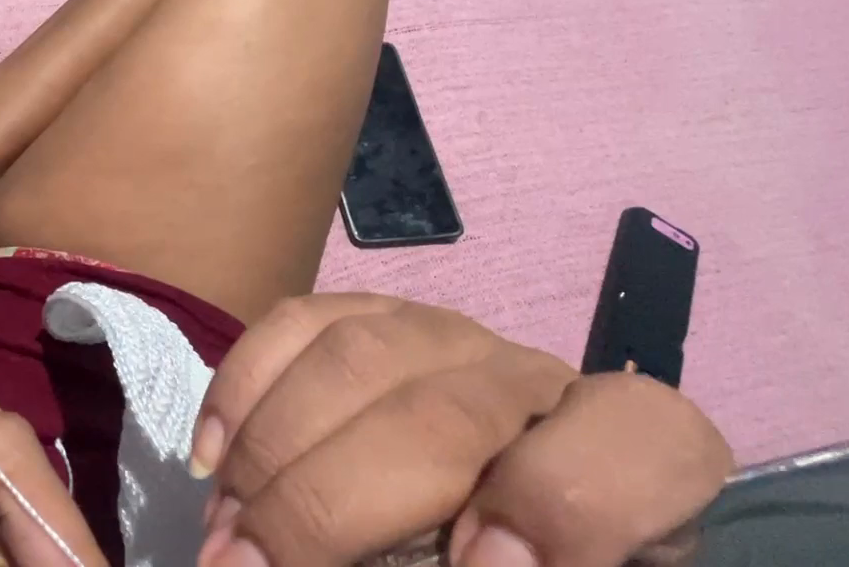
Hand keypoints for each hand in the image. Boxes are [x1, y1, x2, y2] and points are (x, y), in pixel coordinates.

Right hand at [190, 294, 731, 566]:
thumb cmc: (511, 561)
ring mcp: (433, 327)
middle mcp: (530, 374)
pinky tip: (209, 455)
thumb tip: (427, 558)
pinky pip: (291, 320)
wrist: (477, 502)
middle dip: (326, 505)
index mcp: (631, 456)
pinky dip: (240, 388)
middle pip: (438, 415)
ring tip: (224, 533)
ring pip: (348, 358)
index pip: (639, 441)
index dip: (560, 504)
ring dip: (269, 454)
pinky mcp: (358, 307)